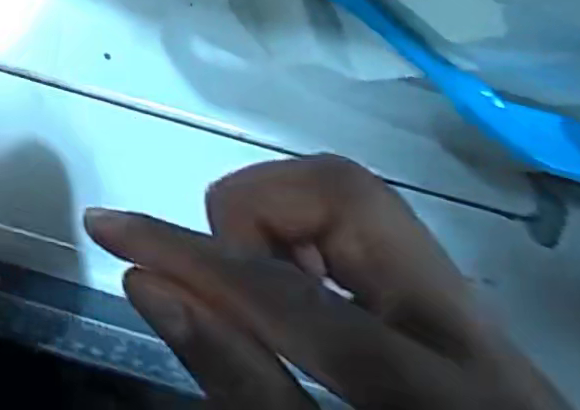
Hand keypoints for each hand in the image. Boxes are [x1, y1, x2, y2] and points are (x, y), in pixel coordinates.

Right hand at [86, 155, 570, 409]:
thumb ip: (237, 379)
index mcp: (445, 390)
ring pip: (345, 195)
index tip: (105, 225)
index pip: (288, 296)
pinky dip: (301, 243)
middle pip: (341, 191)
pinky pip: (357, 230)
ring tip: (254, 299)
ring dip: (274, 227)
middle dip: (252, 214)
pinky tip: (290, 297)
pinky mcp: (454, 304)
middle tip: (219, 282)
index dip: (187, 257)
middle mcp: (475, 328)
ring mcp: (474, 309)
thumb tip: (144, 281)